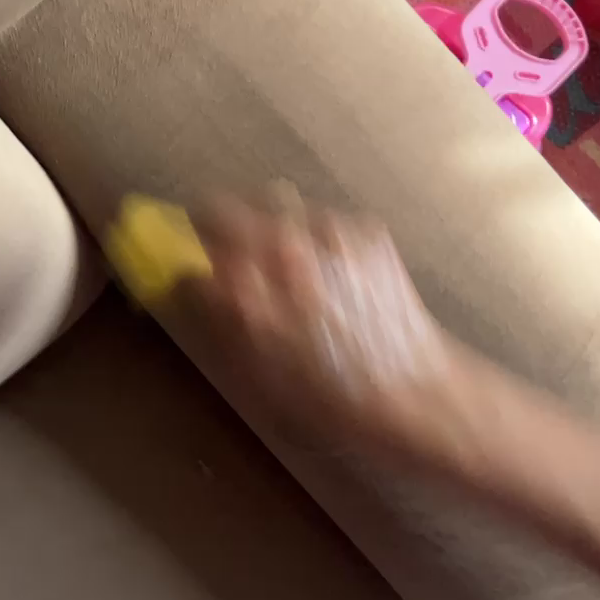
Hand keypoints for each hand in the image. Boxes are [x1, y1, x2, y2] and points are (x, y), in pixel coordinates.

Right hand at [178, 199, 461, 460]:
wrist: (415, 393)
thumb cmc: (326, 399)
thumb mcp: (253, 376)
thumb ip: (218, 322)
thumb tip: (198, 289)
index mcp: (240, 293)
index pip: (185, 257)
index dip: (184, 267)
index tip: (189, 274)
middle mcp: (274, 251)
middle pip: (217, 207)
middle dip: (212, 226)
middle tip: (223, 250)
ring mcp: (321, 233)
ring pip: (271, 200)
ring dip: (264, 221)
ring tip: (282, 254)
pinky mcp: (362, 230)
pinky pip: (319, 216)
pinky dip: (313, 233)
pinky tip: (328, 266)